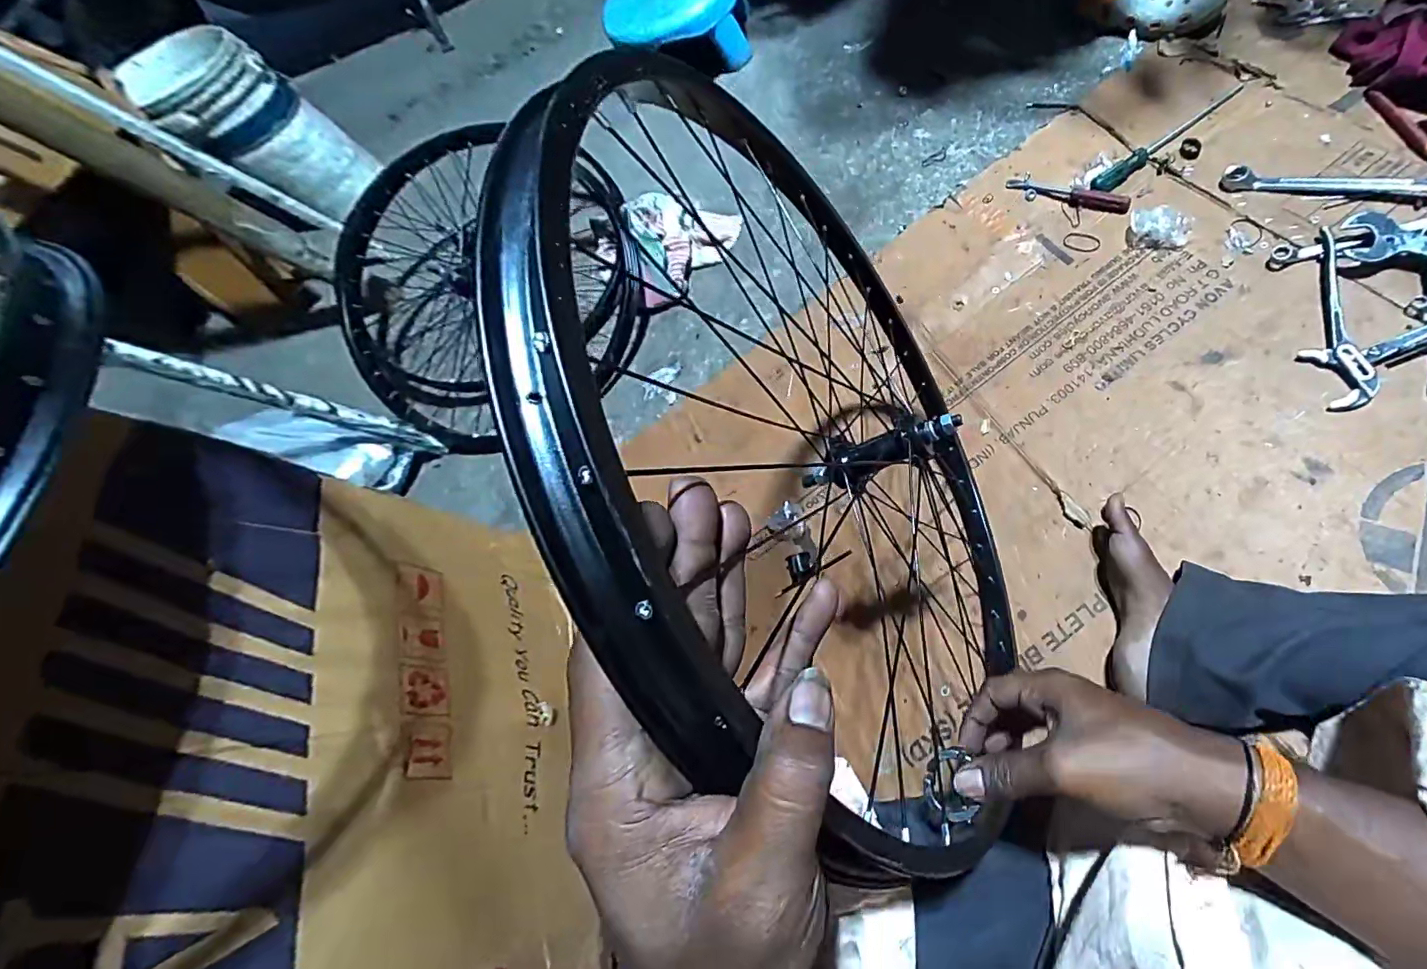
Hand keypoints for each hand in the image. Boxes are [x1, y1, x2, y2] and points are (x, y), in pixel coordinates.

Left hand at [567, 478, 842, 968]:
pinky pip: (765, 683)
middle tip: (704, 503)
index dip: (627, 594)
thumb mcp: (754, 882)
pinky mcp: (744, 753)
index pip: (608, 667)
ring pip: (712, 650)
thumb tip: (811, 683)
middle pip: (665, 643)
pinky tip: (817, 601)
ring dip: (728, 589)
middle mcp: (650, 750)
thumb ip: (784, 784)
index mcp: (619, 782)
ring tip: (739, 527)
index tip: (653, 528)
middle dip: (685, 569)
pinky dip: (790, 640)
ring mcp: (700, 746)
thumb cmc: (727, 964)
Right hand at [955, 669, 1245, 843]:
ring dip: (1007, 752)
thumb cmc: (1123, 761)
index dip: (973, 719)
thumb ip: (1008, 772)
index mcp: (1050, 686)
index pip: (994, 690)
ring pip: (1028, 730)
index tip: (963, 756)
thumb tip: (960, 781)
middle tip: (978, 773)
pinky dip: (1029, 764)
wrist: (1196, 786)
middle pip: (1009, 707)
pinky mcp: (1093, 750)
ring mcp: (1079, 723)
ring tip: (998, 783)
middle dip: (988, 736)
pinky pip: (1048, 750)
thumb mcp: (1060, 766)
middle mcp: (1060, 697)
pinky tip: (1027, 787)